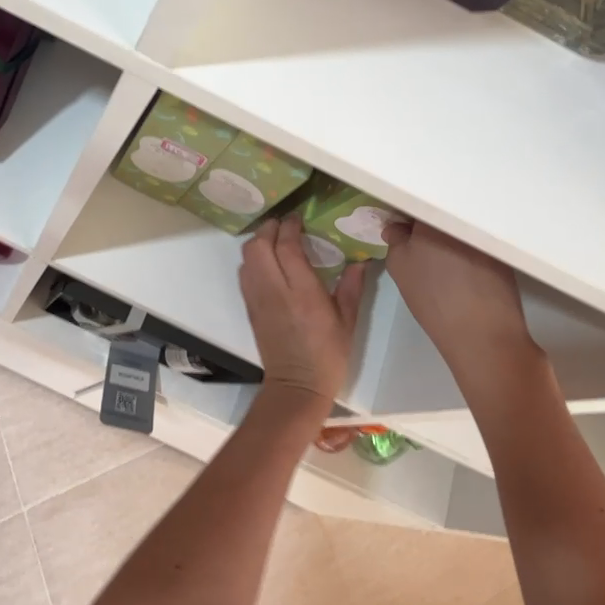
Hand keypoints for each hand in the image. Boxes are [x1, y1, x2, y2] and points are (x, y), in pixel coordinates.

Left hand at [239, 213, 364, 407]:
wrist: (297, 387)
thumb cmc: (327, 356)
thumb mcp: (348, 321)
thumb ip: (351, 286)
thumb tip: (360, 261)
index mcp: (303, 293)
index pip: (287, 247)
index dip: (290, 227)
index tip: (298, 218)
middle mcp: (276, 291)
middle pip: (259, 246)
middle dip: (269, 229)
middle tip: (284, 225)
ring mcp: (259, 299)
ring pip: (247, 258)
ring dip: (258, 242)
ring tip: (275, 239)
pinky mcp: (250, 308)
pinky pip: (245, 274)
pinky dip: (252, 260)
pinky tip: (267, 262)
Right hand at [384, 220, 536, 364]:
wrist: (482, 333)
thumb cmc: (433, 297)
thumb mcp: (400, 266)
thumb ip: (395, 240)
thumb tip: (397, 228)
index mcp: (435, 214)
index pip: (415, 201)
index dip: (405, 213)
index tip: (399, 228)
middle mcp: (464, 217)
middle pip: (440, 211)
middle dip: (426, 223)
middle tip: (416, 243)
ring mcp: (486, 234)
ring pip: (459, 226)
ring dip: (447, 235)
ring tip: (440, 259)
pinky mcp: (501, 251)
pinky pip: (476, 241)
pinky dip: (466, 249)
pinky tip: (461, 270)